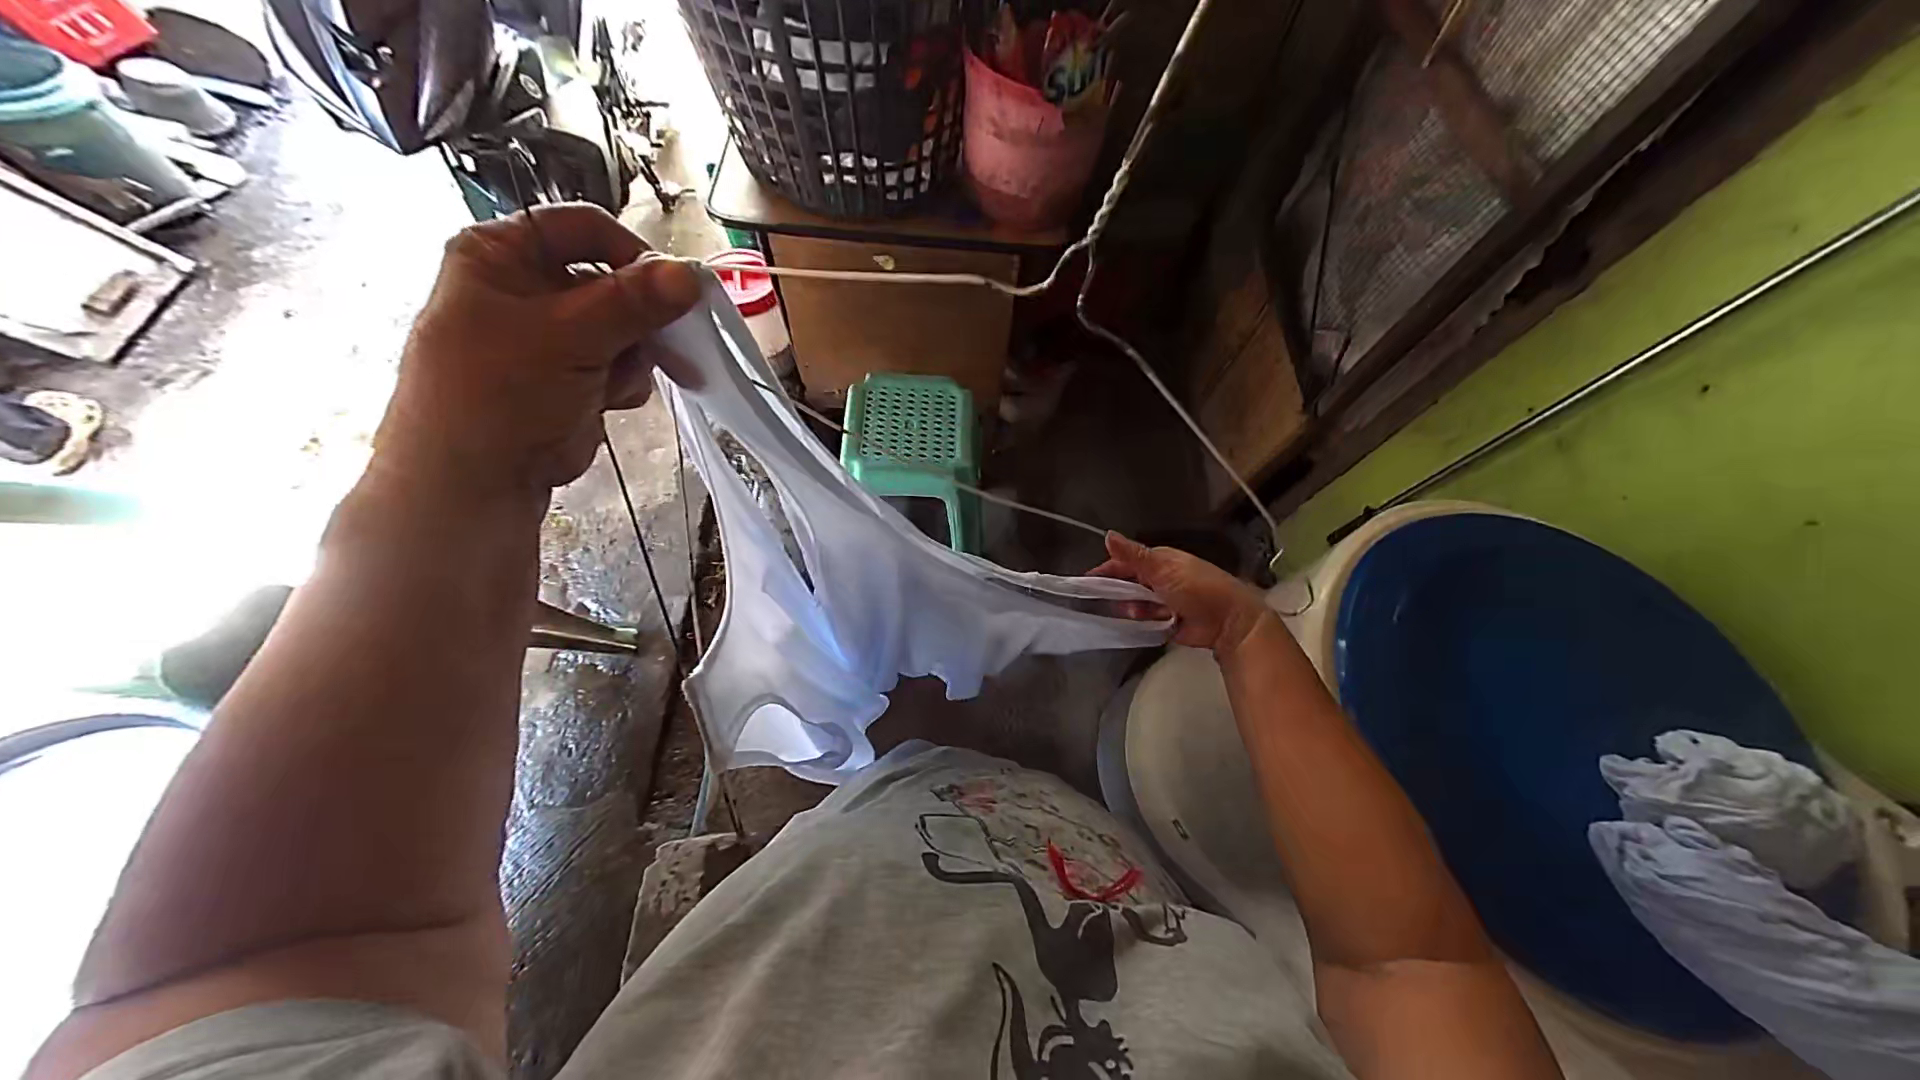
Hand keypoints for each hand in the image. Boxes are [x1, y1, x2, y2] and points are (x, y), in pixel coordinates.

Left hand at [371, 204, 702, 499]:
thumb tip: (689, 276)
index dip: (628, 252)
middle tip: (663, 338)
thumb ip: (632, 302)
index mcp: (502, 255)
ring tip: (614, 381)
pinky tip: (609, 399)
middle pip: (612, 282)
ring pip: (626, 328)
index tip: (669, 287)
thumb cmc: (499, 393)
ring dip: (634, 354)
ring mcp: (554, 336)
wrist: (478, 478)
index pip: (581, 228)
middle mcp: (528, 288)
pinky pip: (623, 364)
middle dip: (638, 316)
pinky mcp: (576, 376)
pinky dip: (626, 380)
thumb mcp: (566, 336)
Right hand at [1091, 532, 1274, 654]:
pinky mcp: (1168, 620)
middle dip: (1120, 591)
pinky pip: (1147, 619)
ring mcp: (1165, 599)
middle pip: (1129, 583)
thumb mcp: (1162, 568)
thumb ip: (1133, 555)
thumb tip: (1107, 535)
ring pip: (1136, 602)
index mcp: (1160, 560)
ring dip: (1133, 608)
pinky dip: (1144, 621)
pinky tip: (1147, 622)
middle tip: (1109, 599)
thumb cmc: (1197, 588)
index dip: (1107, 570)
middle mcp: (1161, 578)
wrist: (1228, 620)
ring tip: (1138, 612)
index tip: (1088, 580)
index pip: (1126, 562)